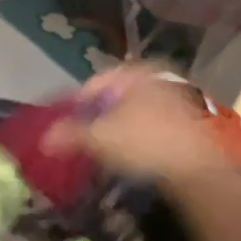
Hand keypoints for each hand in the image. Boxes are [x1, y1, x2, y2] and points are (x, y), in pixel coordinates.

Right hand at [42, 66, 231, 182]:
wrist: (196, 167)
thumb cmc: (144, 143)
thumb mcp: (99, 139)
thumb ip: (68, 135)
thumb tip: (44, 139)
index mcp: (134, 73)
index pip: (93, 83)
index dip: (74, 104)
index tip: (64, 126)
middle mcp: (156, 77)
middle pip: (114, 96)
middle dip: (96, 116)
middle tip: (83, 137)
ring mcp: (175, 97)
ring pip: (133, 110)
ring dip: (116, 126)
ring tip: (104, 148)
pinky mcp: (186, 119)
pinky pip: (150, 122)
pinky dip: (136, 134)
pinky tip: (130, 153)